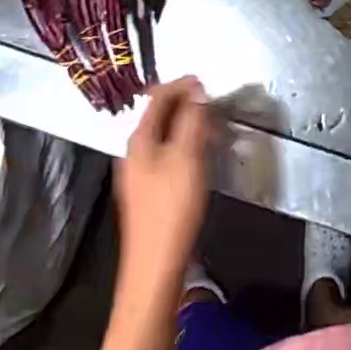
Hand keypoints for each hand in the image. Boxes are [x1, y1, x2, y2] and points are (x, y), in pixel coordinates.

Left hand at [115, 77, 213, 293]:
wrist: (155, 266)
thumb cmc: (172, 207)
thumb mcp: (187, 156)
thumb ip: (193, 120)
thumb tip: (197, 91)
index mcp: (139, 139)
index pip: (157, 96)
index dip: (182, 85)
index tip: (208, 84)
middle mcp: (135, 151)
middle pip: (160, 115)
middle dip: (188, 106)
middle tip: (215, 109)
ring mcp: (140, 172)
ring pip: (166, 136)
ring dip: (190, 127)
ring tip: (215, 133)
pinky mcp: (150, 191)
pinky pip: (169, 154)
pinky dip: (187, 147)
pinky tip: (203, 159)